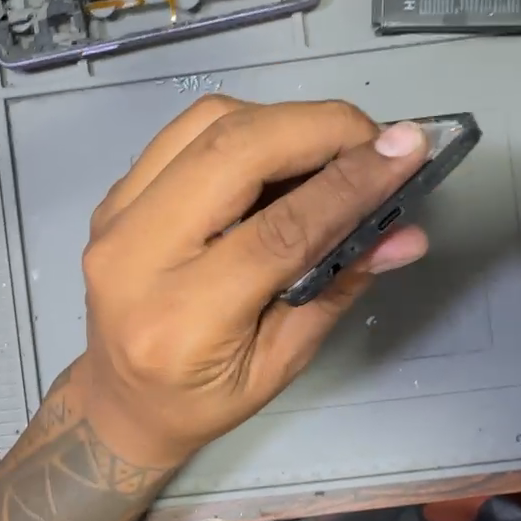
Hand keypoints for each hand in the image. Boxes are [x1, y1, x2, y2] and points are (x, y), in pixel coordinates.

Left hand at [68, 96, 430, 467]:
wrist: (120, 399)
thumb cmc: (203, 399)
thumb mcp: (280, 363)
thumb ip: (337, 288)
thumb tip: (405, 232)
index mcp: (181, 320)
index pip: (278, 231)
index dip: (349, 184)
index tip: (408, 151)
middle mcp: (135, 255)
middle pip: (234, 150)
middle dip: (319, 129)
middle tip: (377, 140)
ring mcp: (115, 215)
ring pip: (208, 123)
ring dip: (285, 121)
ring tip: (334, 149)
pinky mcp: (112, 193)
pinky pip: (187, 132)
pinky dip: (249, 128)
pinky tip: (283, 155)